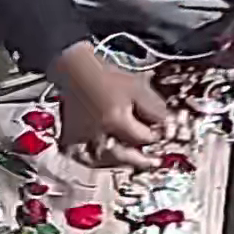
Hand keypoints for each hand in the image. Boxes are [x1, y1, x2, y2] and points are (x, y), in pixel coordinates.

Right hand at [52, 42, 169, 169]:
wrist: (75, 71)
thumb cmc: (106, 76)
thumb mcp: (138, 87)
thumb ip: (154, 108)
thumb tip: (164, 124)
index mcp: (115, 120)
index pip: (142, 138)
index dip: (155, 135)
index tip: (159, 131)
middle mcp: (97, 133)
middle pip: (120, 156)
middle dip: (138, 159)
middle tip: (152, 162)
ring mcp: (81, 137)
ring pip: (98, 160)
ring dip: (114, 163)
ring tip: (127, 163)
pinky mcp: (70, 136)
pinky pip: (79, 154)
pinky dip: (90, 159)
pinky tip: (99, 158)